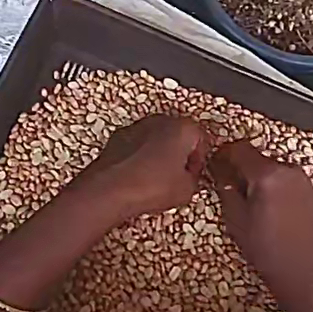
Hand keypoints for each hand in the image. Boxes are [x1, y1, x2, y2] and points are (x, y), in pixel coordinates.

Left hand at [73, 115, 209, 220]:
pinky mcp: (118, 137)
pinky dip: (140, 157)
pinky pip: (137, 146)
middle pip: (178, 135)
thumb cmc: (151, 185)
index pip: (201, 140)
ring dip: (159, 154)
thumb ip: (194, 179)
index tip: (194, 175)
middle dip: (180, 154)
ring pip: (156, 139)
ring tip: (157, 179)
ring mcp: (137, 127)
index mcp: (183, 128)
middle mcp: (160, 121)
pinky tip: (139, 177)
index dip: (199, 161)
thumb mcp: (186, 190)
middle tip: (179, 177)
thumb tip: (189, 179)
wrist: (111, 189)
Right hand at [208, 140, 312, 298]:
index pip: (240, 150)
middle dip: (241, 167)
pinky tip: (266, 207)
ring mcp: (303, 181)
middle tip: (227, 185)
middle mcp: (289, 170)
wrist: (301, 270)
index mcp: (268, 174)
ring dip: (258, 177)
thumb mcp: (235, 218)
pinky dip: (273, 186)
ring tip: (247, 200)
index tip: (214, 163)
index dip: (223, 154)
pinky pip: (286, 180)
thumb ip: (226, 188)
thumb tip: (220, 173)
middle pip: (258, 158)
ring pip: (272, 169)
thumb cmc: (265, 247)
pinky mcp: (310, 192)